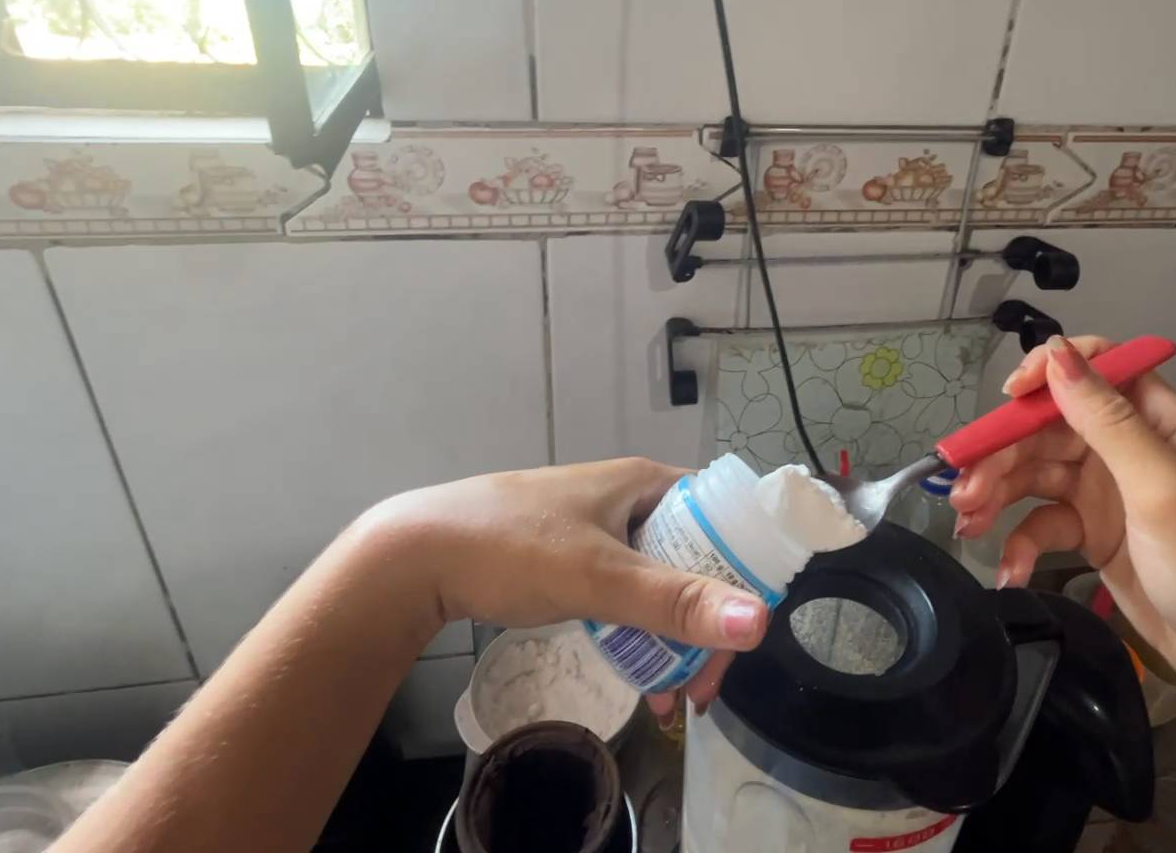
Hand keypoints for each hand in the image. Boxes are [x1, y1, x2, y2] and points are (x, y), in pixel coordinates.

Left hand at [362, 457, 767, 715]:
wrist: (416, 555)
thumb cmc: (513, 548)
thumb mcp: (598, 576)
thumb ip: (674, 601)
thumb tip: (759, 622)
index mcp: (644, 482)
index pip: (722, 515)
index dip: (745, 564)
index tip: (748, 622)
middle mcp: (626, 498)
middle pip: (693, 557)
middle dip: (707, 619)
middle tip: (707, 681)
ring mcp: (596, 528)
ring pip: (657, 580)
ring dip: (673, 634)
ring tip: (675, 694)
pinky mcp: (570, 557)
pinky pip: (624, 593)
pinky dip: (638, 631)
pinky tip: (638, 676)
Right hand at [950, 336, 1175, 702]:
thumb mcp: (1165, 489)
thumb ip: (1108, 421)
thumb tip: (1056, 352)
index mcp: (1157, 424)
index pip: (1096, 370)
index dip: (1049, 373)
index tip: (1009, 399)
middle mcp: (1126, 450)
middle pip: (1047, 429)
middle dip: (1002, 454)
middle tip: (964, 489)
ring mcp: (1107, 494)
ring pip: (1034, 474)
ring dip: (997, 496)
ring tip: (967, 523)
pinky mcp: (1092, 536)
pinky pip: (1042, 524)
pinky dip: (1021, 543)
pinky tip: (1009, 569)